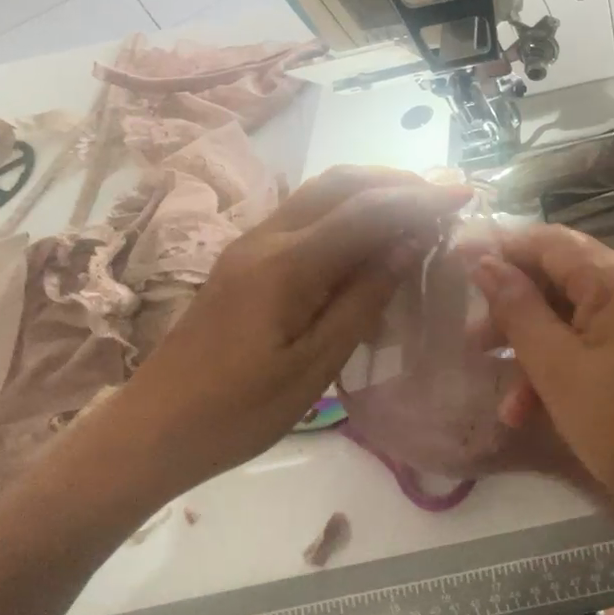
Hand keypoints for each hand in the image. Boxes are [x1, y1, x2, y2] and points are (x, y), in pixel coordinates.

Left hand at [89, 167, 472, 500]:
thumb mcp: (314, 366)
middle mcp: (266, 240)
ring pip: (320, 194)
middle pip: (339, 183)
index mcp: (286, 266)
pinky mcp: (245, 262)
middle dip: (397, 181)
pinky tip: (374, 237)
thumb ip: (364, 299)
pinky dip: (350, 211)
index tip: (465, 197)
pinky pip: (307, 217)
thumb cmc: (236, 411)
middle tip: (445, 197)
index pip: (366, 211)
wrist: (148, 433)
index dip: (419, 199)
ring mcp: (250, 247)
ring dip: (373, 190)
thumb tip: (410, 244)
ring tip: (419, 208)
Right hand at [468, 226, 613, 512]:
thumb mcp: (556, 368)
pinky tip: (532, 405)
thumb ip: (517, 309)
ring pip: (577, 309)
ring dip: (537, 344)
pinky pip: (598, 331)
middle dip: (517, 309)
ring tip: (504, 391)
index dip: (502, 250)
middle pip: (564, 274)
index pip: (552, 243)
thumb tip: (484, 263)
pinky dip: (566, 358)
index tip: (457, 263)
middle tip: (473, 341)